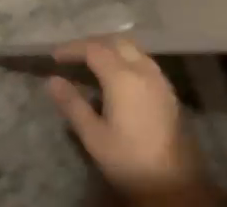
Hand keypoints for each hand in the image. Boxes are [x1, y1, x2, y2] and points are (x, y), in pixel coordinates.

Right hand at [47, 37, 207, 206]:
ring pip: (133, 49)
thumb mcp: (94, 136)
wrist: (174, 186)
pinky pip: (144, 61)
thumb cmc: (129, 160)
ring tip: (94, 62)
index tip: (55, 56)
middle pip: (115, 42)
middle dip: (92, 43)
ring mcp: (160, 80)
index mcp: (122, 77)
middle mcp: (143, 70)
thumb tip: (52, 81)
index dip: (72, 48)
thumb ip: (73, 105)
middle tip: (74, 55)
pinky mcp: (169, 92)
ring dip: (111, 48)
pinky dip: (127, 58)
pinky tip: (119, 76)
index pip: (93, 49)